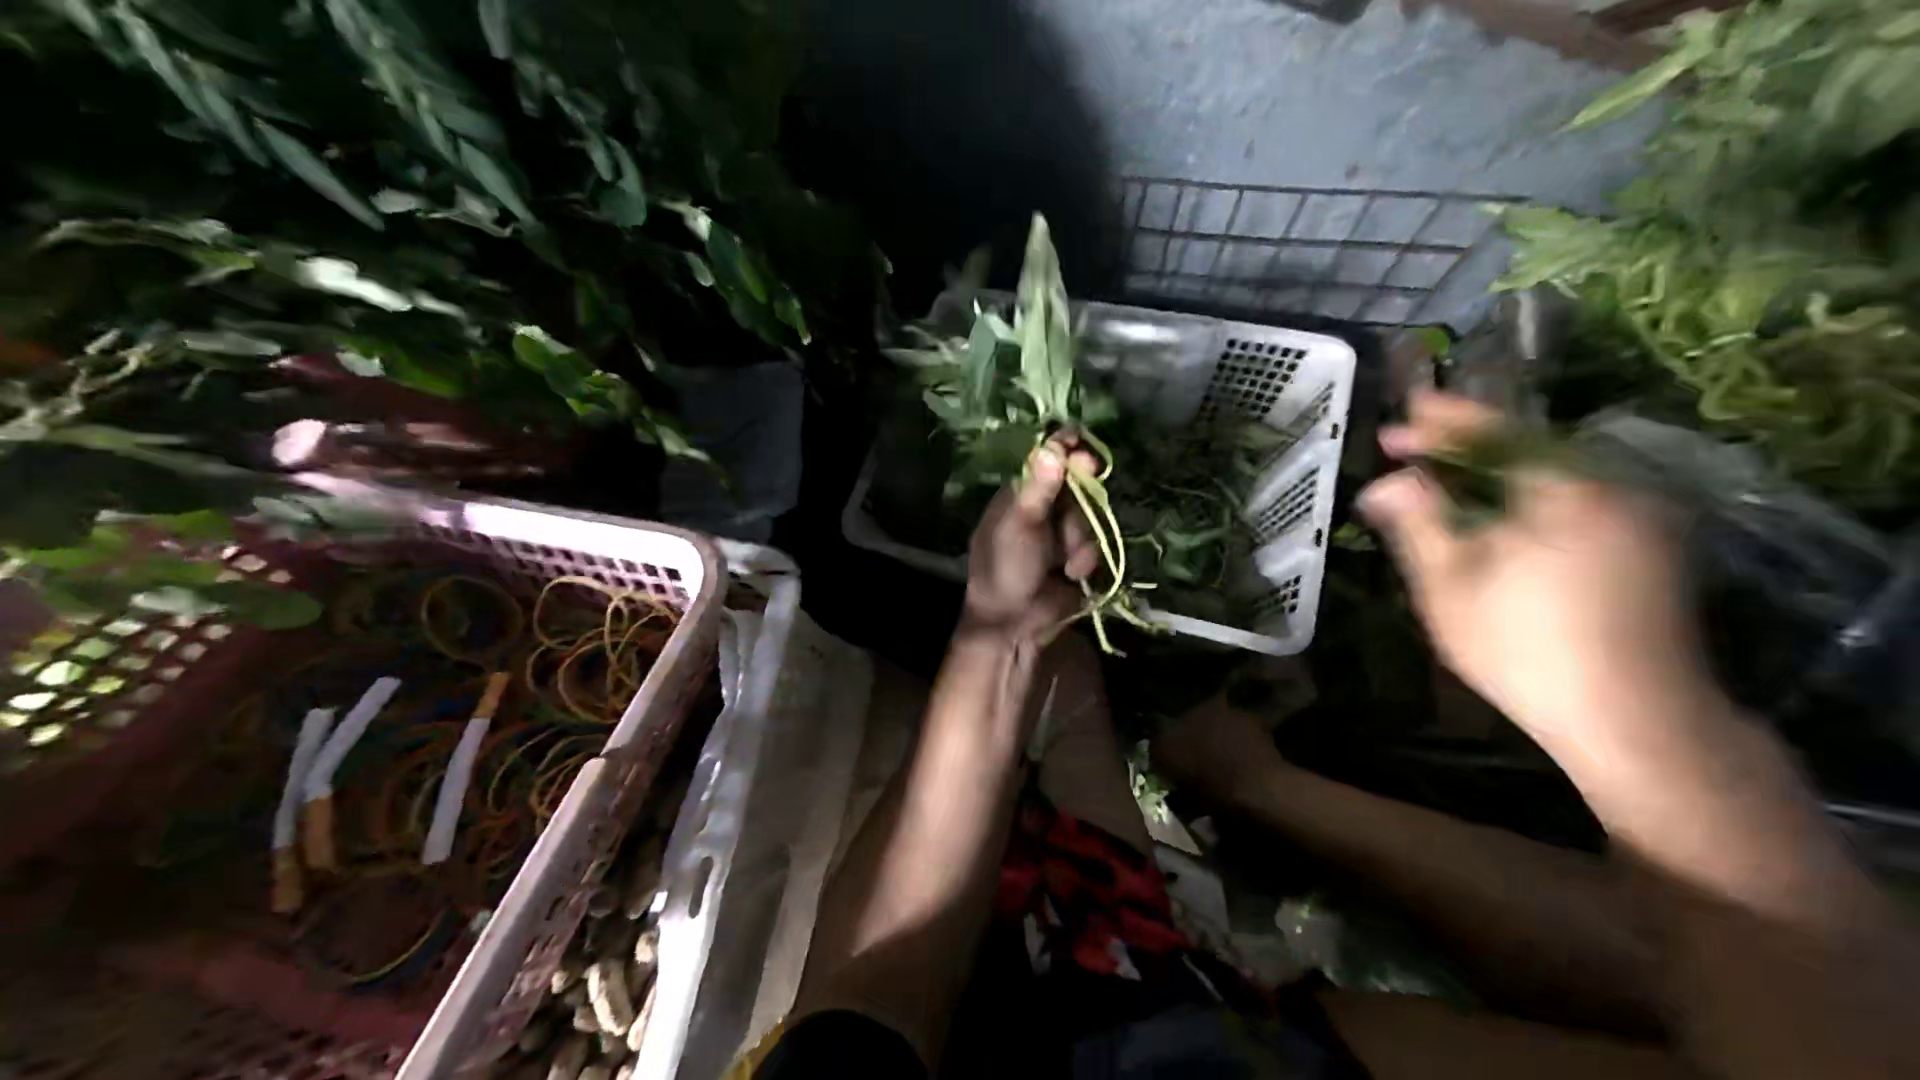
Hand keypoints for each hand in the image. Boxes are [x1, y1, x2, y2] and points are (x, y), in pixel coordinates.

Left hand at [962, 435, 1100, 638]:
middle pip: (1076, 486)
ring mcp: (1060, 533)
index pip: (1045, 461)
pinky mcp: (1076, 556)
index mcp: (1018, 496)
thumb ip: (1038, 487)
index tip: (1082, 442)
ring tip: (1066, 562)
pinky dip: (1085, 559)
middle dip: (1082, 497)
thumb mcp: (1019, 524)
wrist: (1014, 623)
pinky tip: (1072, 574)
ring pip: (1088, 516)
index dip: (1065, 449)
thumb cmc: (1006, 568)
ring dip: (1081, 539)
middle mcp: (1040, 509)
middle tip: (1092, 477)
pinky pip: (1093, 543)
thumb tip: (1052, 446)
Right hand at [1359, 391, 1707, 742]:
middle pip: (1528, 449)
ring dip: (1495, 472)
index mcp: (1563, 492)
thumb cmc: (1524, 647)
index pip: (1495, 434)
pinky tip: (1499, 517)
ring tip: (1445, 479)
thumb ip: (1417, 523)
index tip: (1401, 415)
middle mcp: (1612, 491)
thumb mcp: (1449, 584)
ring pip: (1553, 477)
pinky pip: (1575, 501)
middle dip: (1466, 445)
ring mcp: (1639, 521)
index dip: (1442, 422)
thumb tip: (1385, 483)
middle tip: (1414, 449)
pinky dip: (1528, 497)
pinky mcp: (1648, 551)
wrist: (1636, 720)